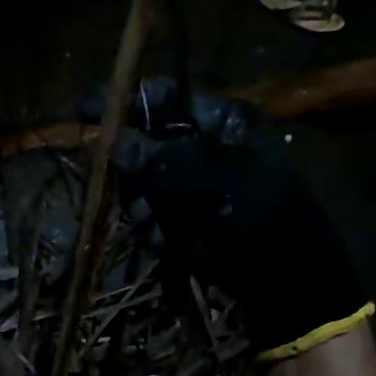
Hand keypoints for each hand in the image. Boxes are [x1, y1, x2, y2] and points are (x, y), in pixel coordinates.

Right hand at [117, 93, 372, 361]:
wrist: (287, 277)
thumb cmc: (264, 211)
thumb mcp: (219, 173)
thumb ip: (164, 158)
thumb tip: (112, 142)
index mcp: (219, 123)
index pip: (166, 98)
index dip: (128, 101)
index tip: (87, 110)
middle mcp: (200, 153)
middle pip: (145, 146)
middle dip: (131, 167)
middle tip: (119, 182)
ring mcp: (189, 194)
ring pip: (142, 189)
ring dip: (140, 206)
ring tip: (150, 221)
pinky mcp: (181, 229)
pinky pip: (151, 224)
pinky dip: (152, 234)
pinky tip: (164, 243)